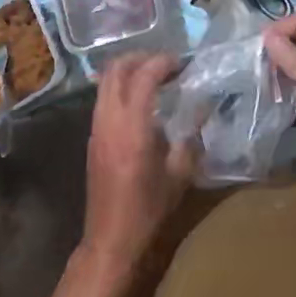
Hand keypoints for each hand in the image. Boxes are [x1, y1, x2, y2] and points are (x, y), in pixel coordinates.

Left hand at [82, 53, 196, 264]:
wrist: (110, 238)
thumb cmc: (148, 210)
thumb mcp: (179, 175)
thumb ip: (191, 138)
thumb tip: (203, 110)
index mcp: (133, 126)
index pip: (144, 76)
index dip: (163, 62)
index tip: (182, 63)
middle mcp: (109, 118)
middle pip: (116, 68)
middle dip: (140, 57)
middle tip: (165, 64)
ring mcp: (96, 125)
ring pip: (106, 80)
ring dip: (128, 71)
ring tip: (155, 78)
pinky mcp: (92, 136)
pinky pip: (104, 97)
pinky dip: (120, 87)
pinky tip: (141, 101)